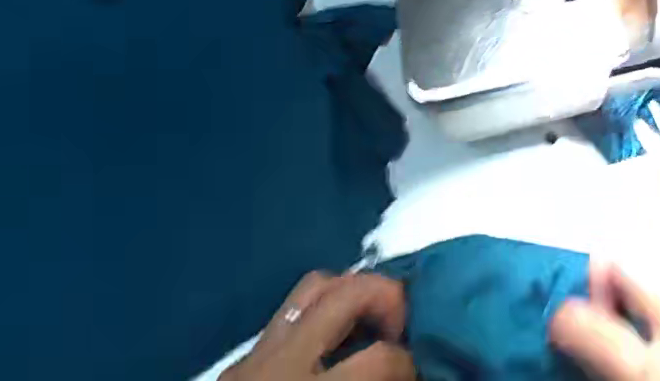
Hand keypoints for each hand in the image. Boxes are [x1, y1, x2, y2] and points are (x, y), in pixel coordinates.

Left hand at [221, 272, 415, 380]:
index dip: (411, 364)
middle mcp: (282, 365)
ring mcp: (255, 357)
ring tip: (372, 322)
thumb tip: (408, 377)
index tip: (422, 373)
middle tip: (405, 328)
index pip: (379, 360)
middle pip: (346, 294)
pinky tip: (331, 344)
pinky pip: (288, 314)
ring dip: (351, 294)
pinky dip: (318, 314)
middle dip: (388, 298)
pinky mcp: (237, 364)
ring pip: (312, 288)